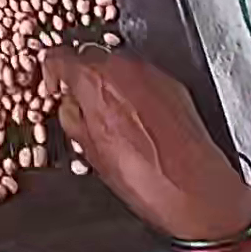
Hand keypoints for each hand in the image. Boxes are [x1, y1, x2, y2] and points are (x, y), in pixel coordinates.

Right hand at [42, 47, 250, 242]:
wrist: (200, 195)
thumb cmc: (146, 179)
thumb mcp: (91, 153)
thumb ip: (72, 117)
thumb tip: (69, 106)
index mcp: (92, 81)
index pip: (58, 57)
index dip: (51, 71)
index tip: (53, 84)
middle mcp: (118, 67)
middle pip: (87, 57)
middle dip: (81, 77)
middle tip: (82, 102)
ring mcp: (147, 72)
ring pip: (115, 64)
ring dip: (108, 81)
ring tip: (114, 113)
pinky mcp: (171, 82)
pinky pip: (140, 75)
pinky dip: (133, 88)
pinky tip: (138, 117)